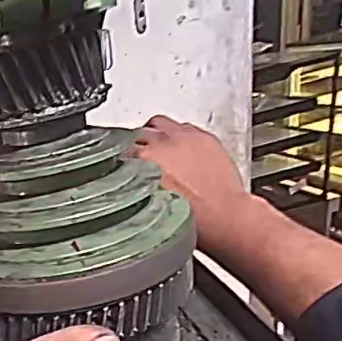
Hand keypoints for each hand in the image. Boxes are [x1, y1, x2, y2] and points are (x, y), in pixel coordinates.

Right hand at [132, 115, 253, 252]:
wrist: (222, 215)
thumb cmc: (190, 217)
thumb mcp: (148, 204)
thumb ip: (134, 186)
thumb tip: (129, 182)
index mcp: (144, 159)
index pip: (121, 150)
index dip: (119, 159)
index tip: (119, 165)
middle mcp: (163, 142)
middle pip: (138, 132)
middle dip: (135, 143)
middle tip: (137, 157)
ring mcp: (185, 137)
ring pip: (160, 123)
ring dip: (155, 134)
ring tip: (156, 148)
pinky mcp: (204, 138)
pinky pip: (184, 127)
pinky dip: (178, 135)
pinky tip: (179, 149)